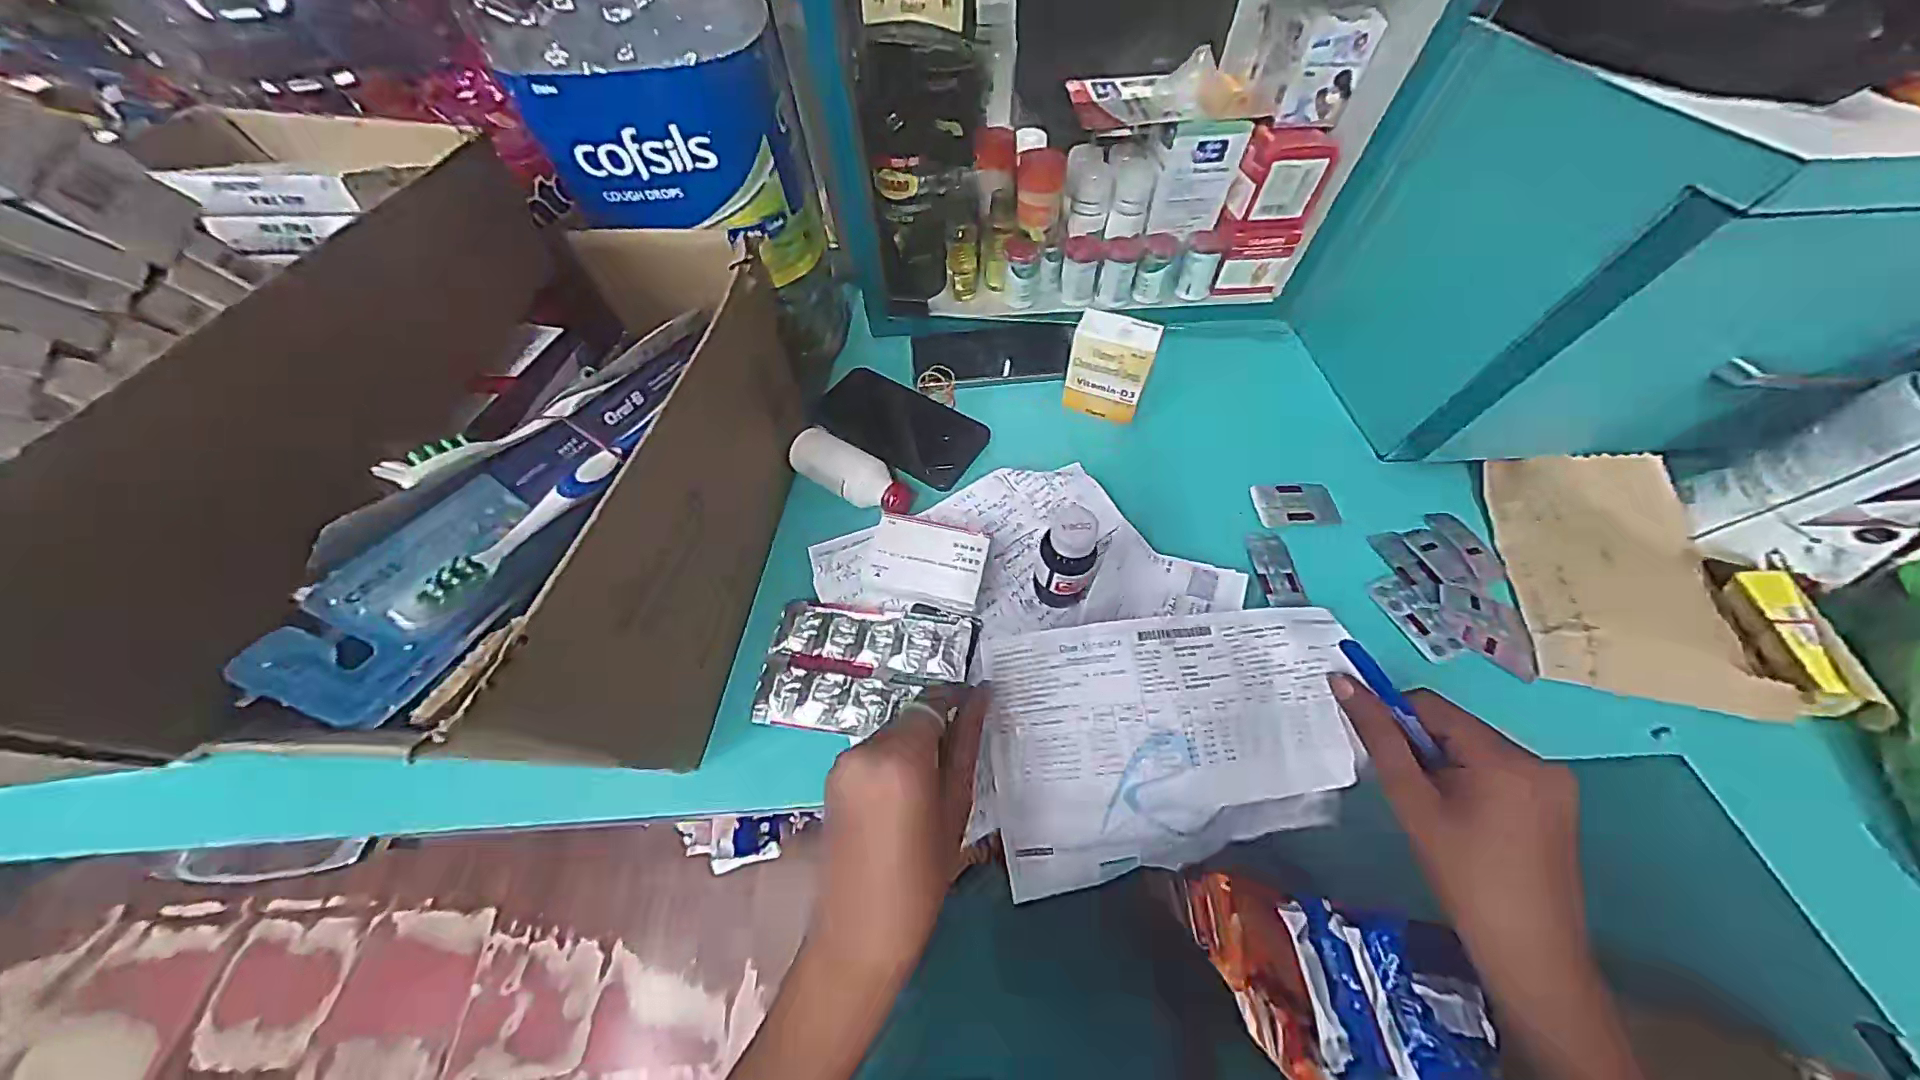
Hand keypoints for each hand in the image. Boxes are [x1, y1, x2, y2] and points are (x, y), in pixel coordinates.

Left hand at [730, 687, 987, 1079]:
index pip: (930, 702)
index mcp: (898, 756)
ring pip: (890, 735)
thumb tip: (980, 699)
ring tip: (934, 784)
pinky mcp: (832, 779)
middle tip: (962, 754)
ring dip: (913, 746)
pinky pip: (871, 754)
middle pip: (908, 718)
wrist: (858, 933)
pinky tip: (906, 796)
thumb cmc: (921, 878)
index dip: (956, 700)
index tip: (978, 704)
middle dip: (935, 727)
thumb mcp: (955, 808)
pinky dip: (892, 762)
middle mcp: (863, 749)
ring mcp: (842, 763)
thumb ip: (966, 745)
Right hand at [1329, 674, 1584, 961]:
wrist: (1528, 951)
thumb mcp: (1412, 802)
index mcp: (1507, 758)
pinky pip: (1496, 771)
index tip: (1376, 751)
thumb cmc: (1463, 875)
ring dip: (1441, 764)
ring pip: (1472, 749)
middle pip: (1454, 727)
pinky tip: (1459, 817)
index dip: (1393, 719)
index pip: (1431, 706)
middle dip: (1420, 748)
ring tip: (1433, 809)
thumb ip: (1379, 738)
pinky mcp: (1556, 804)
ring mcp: (1554, 784)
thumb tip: (1345, 684)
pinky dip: (1467, 780)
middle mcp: (1539, 761)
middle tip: (1407, 791)